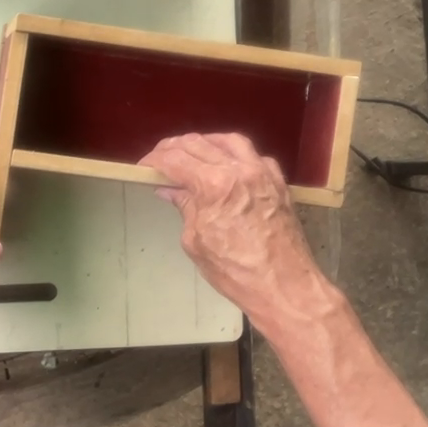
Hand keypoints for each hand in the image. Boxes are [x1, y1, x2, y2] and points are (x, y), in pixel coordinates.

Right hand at [139, 134, 338, 338]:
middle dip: (173, 147)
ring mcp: (263, 173)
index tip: (143, 166)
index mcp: (214, 185)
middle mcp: (239, 170)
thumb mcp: (195, 241)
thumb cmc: (235, 270)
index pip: (174, 159)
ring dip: (205, 142)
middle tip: (159, 159)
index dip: (154, 160)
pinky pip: (254, 155)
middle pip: (198, 143)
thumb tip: (170, 190)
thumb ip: (185, 207)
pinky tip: (227, 165)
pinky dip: (234, 153)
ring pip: (228, 140)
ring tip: (191, 152)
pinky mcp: (278, 182)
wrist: (284, 286)